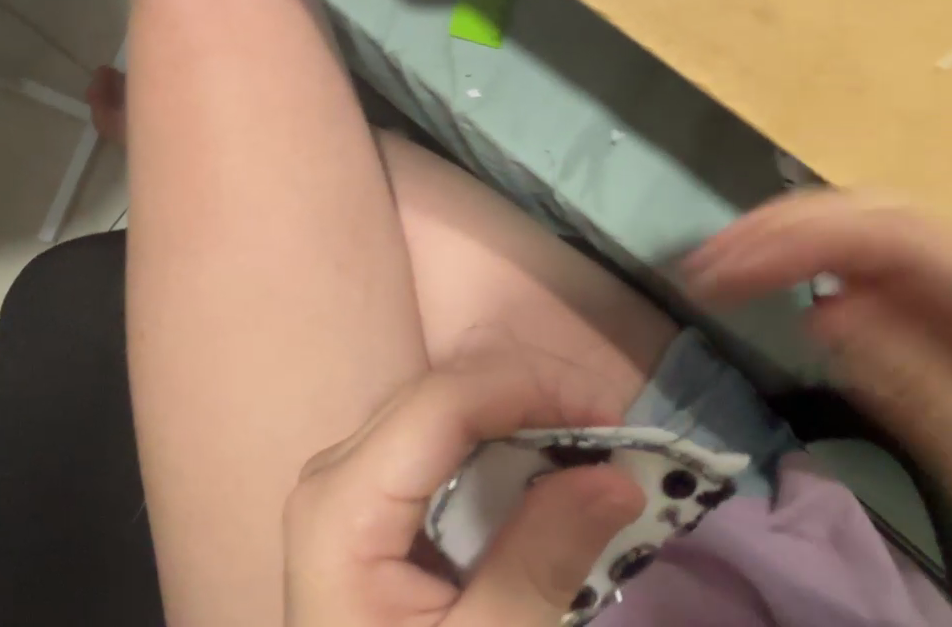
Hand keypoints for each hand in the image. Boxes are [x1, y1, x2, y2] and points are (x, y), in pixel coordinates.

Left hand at [283, 350, 645, 626]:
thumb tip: (617, 477)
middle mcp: (335, 470)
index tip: (615, 423)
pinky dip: (497, 446)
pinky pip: (435, 443)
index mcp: (342, 504)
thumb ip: (542, 560)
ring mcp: (346, 479)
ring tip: (592, 452)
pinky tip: (544, 470)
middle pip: (441, 397)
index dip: (531, 391)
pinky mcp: (366, 497)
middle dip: (534, 400)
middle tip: (616, 441)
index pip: (441, 403)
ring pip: (441, 411)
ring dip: (521, 418)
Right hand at [684, 193, 951, 626]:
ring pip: (860, 221)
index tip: (725, 266)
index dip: (803, 237)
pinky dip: (801, 257)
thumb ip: (918, 385)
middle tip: (702, 266)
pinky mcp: (941, 288)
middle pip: (873, 213)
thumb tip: (823, 310)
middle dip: (778, 228)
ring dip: (781, 236)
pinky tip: (763, 277)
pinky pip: (862, 253)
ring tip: (716, 267)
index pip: (900, 237)